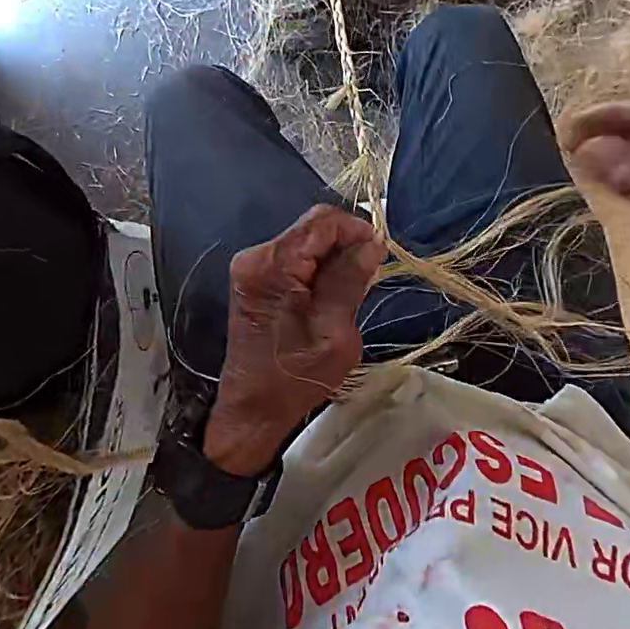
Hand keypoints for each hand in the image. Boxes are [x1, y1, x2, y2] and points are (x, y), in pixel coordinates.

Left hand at [203, 205, 385, 475]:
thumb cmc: (294, 378)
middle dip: (345, 244)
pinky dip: (317, 268)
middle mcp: (255, 257)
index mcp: (272, 267)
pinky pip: (294, 258)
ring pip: (305, 242)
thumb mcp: (334, 333)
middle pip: (311, 228)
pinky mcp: (253, 278)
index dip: (355, 228)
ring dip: (333, 257)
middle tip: (369, 273)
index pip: (321, 222)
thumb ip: (349, 281)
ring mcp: (251, 266)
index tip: (379, 251)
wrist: (252, 406)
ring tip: (352, 287)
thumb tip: (371, 242)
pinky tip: (330, 292)